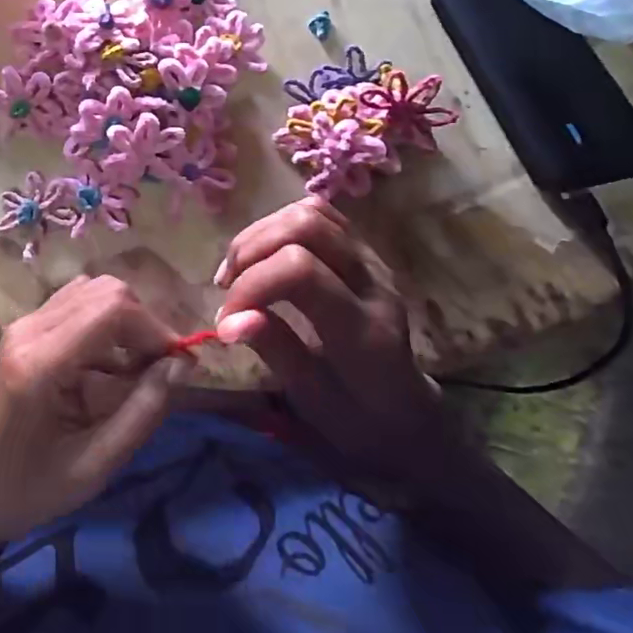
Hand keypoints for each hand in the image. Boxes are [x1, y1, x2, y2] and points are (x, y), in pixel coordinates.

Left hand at [0, 276, 189, 556]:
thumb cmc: (27, 490)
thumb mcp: (95, 465)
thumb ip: (144, 410)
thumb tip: (186, 363)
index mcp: (40, 362)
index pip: (111, 307)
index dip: (155, 327)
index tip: (178, 365)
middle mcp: (29, 329)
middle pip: (105, 290)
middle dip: (143, 324)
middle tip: (157, 371)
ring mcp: (24, 324)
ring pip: (93, 291)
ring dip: (125, 324)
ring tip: (134, 371)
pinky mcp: (25, 329)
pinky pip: (78, 305)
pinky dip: (106, 326)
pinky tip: (108, 368)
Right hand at [213, 197, 451, 478]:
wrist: (408, 413)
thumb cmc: (358, 419)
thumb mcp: (312, 400)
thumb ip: (275, 350)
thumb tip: (229, 320)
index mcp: (365, 329)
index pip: (301, 271)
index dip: (252, 285)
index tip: (225, 320)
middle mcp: (374, 283)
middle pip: (306, 226)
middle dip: (252, 249)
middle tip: (227, 286)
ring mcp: (373, 260)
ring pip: (311, 212)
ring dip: (261, 234)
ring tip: (237, 271)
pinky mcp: (364, 251)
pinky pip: (320, 214)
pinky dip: (280, 226)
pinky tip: (261, 256)